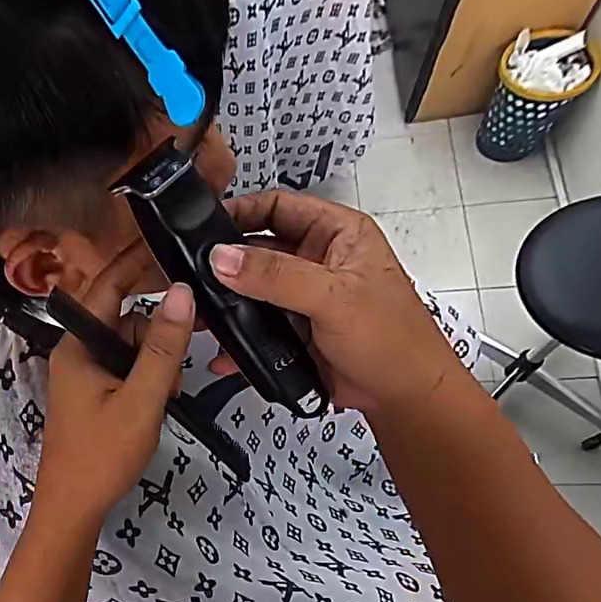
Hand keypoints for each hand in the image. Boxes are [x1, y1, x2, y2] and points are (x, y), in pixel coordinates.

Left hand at [38, 284, 195, 524]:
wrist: (73, 507)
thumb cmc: (102, 455)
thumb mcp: (141, 400)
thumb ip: (162, 348)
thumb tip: (181, 292)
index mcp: (78, 347)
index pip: (107, 286)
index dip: (134, 260)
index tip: (164, 239)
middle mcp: (77, 354)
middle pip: (125, 322)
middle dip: (156, 338)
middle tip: (178, 368)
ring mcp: (84, 376)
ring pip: (129, 350)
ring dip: (154, 366)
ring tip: (166, 400)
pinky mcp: (92, 396)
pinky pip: (125, 373)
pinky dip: (145, 383)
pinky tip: (156, 406)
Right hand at [209, 190, 468, 414]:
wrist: (401, 396)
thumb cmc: (394, 340)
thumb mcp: (333, 297)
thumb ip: (276, 275)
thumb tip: (226, 258)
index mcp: (338, 233)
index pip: (279, 205)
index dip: (242, 211)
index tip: (207, 226)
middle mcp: (319, 261)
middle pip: (260, 249)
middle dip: (228, 264)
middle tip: (199, 275)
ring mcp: (305, 298)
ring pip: (255, 292)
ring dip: (230, 303)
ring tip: (205, 314)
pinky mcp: (296, 331)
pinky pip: (258, 328)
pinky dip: (240, 339)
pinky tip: (225, 350)